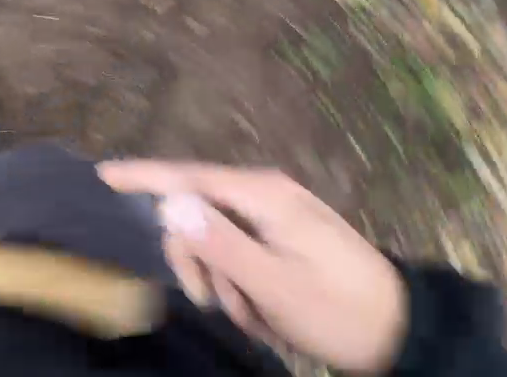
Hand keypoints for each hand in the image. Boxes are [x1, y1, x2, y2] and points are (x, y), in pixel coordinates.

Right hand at [99, 160, 407, 374]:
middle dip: (198, 259)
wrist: (405, 331)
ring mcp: (274, 210)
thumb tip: (169, 205)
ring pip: (217, 236)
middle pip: (198, 212)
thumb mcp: (275, 286)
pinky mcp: (281, 230)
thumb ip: (220, 244)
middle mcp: (264, 191)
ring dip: (224, 279)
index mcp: (261, 194)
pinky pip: (239, 248)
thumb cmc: (337, 309)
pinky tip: (263, 308)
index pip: (187, 176)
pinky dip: (242, 280)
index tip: (102, 174)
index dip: (143, 176)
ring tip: (255, 315)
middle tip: (214, 303)